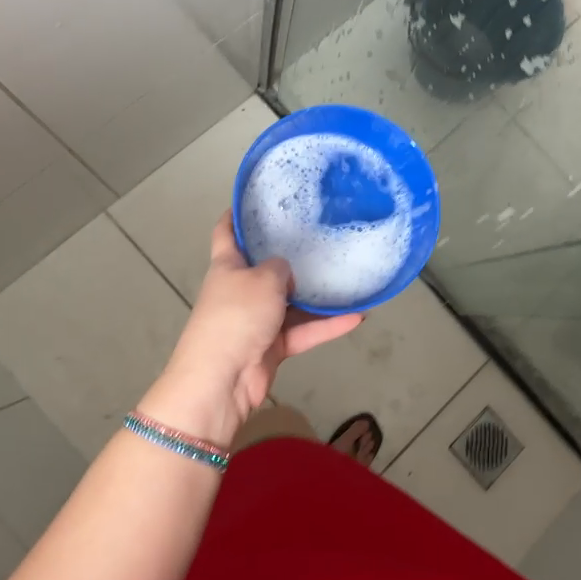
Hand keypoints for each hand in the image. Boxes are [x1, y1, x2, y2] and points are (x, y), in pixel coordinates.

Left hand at [141, 214, 363, 444]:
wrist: (222, 380)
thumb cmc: (235, 317)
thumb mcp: (262, 280)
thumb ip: (279, 268)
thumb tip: (286, 272)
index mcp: (227, 266)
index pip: (226, 233)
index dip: (237, 214)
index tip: (256, 199)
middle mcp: (241, 290)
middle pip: (266, 268)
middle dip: (289, 255)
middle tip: (320, 236)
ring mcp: (256, 320)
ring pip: (291, 302)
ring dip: (317, 296)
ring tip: (348, 278)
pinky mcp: (272, 347)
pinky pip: (304, 331)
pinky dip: (327, 326)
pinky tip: (358, 316)